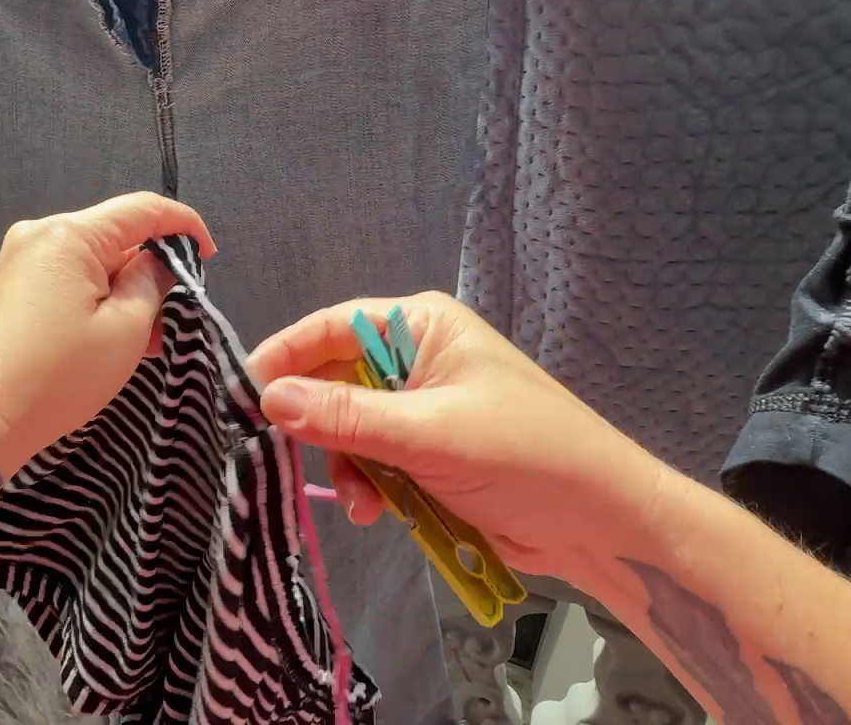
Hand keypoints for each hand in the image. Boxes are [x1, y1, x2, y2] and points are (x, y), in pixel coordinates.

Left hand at [0, 192, 215, 474]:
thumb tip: (161, 261)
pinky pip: (70, 276)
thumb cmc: (58, 376)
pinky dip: (99, 297)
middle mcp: (41, 232)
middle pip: (117, 234)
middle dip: (153, 267)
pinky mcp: (13, 284)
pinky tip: (115, 335)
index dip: (184, 225)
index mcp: (69, 233)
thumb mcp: (125, 329)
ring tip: (150, 337)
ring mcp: (22, 257)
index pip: (143, 208)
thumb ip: (153, 281)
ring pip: (95, 259)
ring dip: (128, 289)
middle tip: (178, 314)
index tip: (211, 255)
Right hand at [246, 291, 674, 588]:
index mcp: (420, 325)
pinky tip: (378, 512)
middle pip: (334, 378)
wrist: (606, 525)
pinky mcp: (426, 447)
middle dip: (319, 423)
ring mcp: (420, 403)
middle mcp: (415, 355)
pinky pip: (372, 456)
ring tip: (362, 503)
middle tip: (284, 457)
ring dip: (346, 464)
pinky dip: (368, 483)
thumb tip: (269, 398)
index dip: (285, 355)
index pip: (331, 327)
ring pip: (348, 425)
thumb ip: (346, 416)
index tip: (244, 391)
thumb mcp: (428, 433)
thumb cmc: (524, 455)